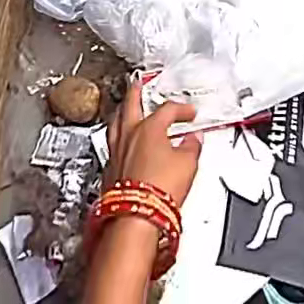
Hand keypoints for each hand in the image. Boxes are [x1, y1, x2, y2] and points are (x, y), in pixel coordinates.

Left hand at [105, 80, 200, 205]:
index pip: (167, 110)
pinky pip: (111, 145)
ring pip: (116, 123)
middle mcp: (129, 135)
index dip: (181, 109)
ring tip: (124, 107)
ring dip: (122, 112)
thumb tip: (195, 139)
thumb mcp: (187, 164)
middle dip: (136, 92)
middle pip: (131, 104)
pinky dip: (117, 137)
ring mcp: (116, 152)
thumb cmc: (158, 191)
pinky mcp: (108, 171)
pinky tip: (121, 141)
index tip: (189, 113)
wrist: (135, 220)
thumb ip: (192, 147)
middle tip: (138, 82)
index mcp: (149, 128)